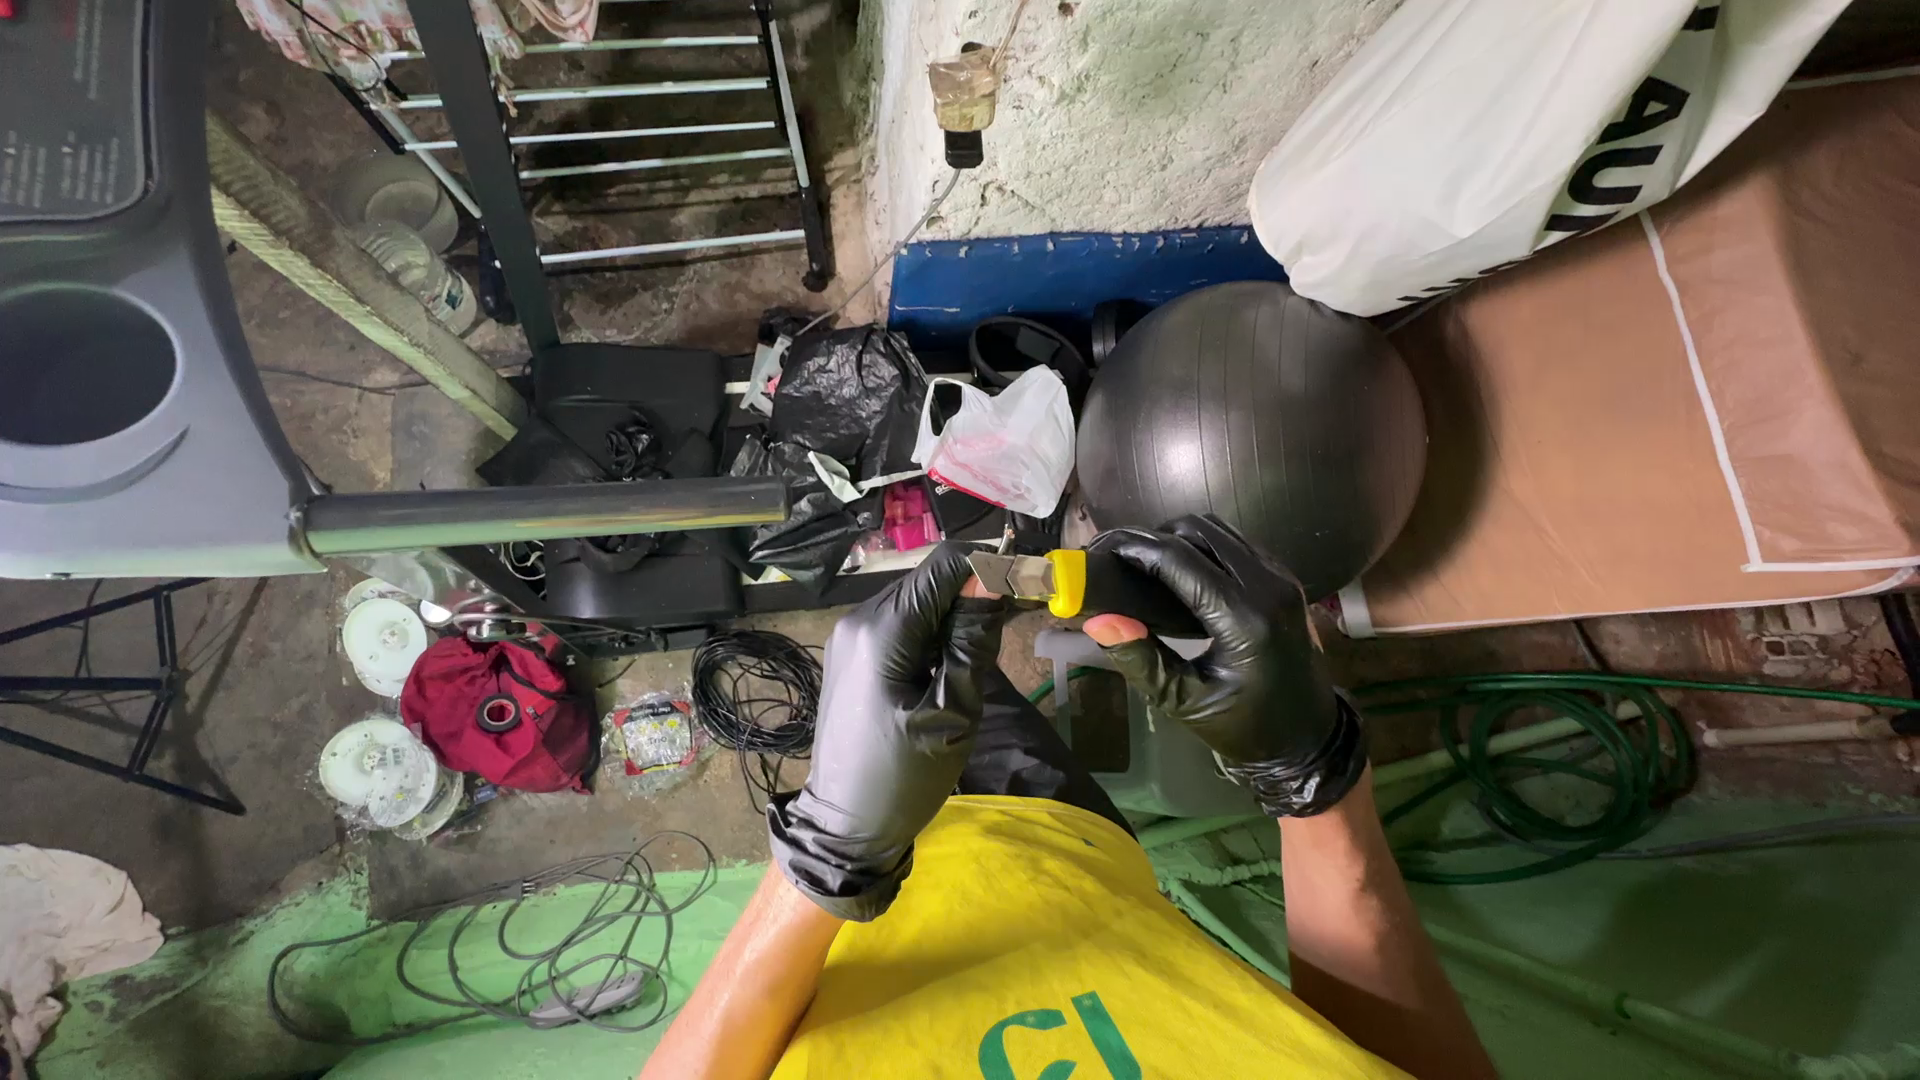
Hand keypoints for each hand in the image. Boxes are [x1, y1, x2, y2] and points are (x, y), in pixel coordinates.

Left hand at [767, 542, 1005, 919]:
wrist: (846, 826)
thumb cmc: (904, 779)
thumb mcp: (953, 712)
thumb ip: (973, 640)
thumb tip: (992, 578)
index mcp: (881, 630)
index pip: (944, 565)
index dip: (991, 565)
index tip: (1029, 586)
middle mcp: (858, 619)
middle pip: (930, 579)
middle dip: (975, 590)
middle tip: (1013, 624)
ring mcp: (850, 634)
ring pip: (917, 599)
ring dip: (954, 613)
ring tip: (981, 651)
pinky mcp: (852, 651)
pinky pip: (901, 622)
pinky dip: (932, 631)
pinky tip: (949, 662)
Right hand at [1083, 514, 1365, 817]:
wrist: (1308, 737)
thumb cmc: (1242, 726)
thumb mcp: (1182, 701)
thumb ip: (1140, 658)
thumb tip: (1098, 620)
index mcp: (1243, 620)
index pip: (1179, 560)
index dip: (1136, 549)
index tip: (1102, 551)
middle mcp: (1267, 587)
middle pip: (1198, 531)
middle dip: (1153, 537)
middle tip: (1121, 558)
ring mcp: (1280, 578)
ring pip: (1218, 531)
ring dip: (1178, 538)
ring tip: (1145, 563)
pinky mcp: (1283, 579)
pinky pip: (1235, 545)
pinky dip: (1202, 548)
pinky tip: (1179, 574)